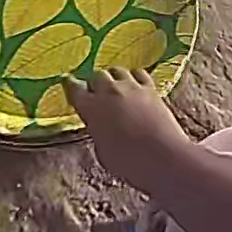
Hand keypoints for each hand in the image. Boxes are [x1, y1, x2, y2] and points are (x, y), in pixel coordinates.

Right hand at [64, 68, 194, 187]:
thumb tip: (101, 125)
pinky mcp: (150, 88)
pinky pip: (138, 73)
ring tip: (116, 86)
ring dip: (114, 77)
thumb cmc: (128, 161)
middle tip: (98, 93)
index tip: (70, 84)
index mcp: (91, 108)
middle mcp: (108, 92)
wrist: (161, 155)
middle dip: (96, 83)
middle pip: (97, 75)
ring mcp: (131, 87)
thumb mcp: (102, 150)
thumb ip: (98, 131)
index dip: (71, 86)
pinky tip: (135, 85)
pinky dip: (134, 77)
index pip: (74, 88)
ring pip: (117, 70)